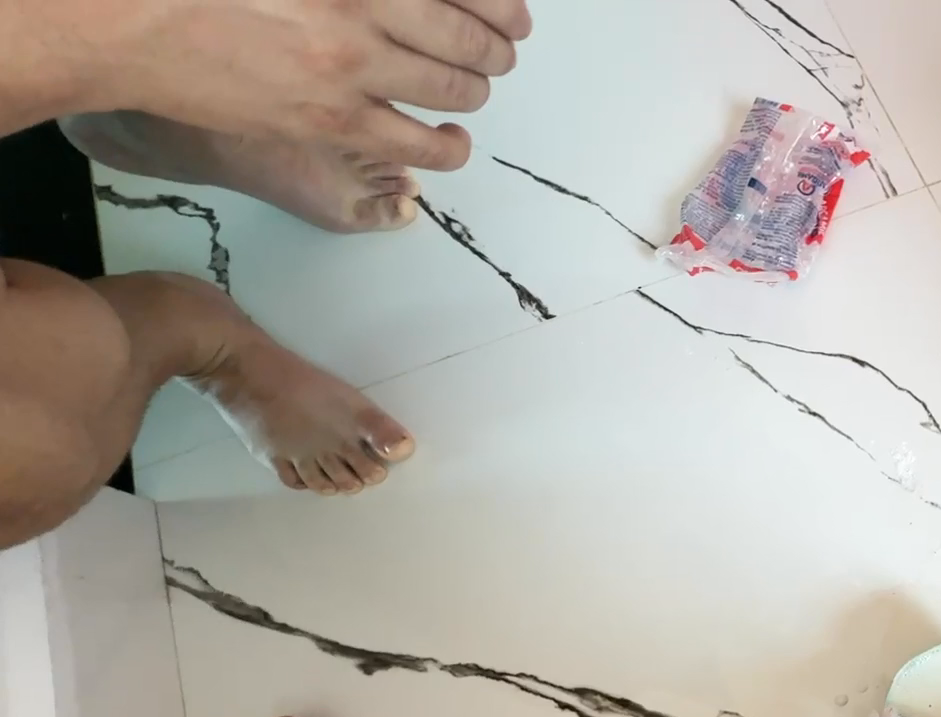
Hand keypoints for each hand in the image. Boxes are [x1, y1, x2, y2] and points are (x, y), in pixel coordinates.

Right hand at [67, 0, 534, 168]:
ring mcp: (349, 69)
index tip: (512, 8)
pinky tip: (454, 136)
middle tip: (506, 44)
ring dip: (477, 86)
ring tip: (476, 80)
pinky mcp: (336, 121)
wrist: (98, 9)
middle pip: (468, 37)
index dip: (495, 1)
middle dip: (498, 42)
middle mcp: (357, 10)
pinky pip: (426, 148)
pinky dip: (452, 146)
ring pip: (457, 90)